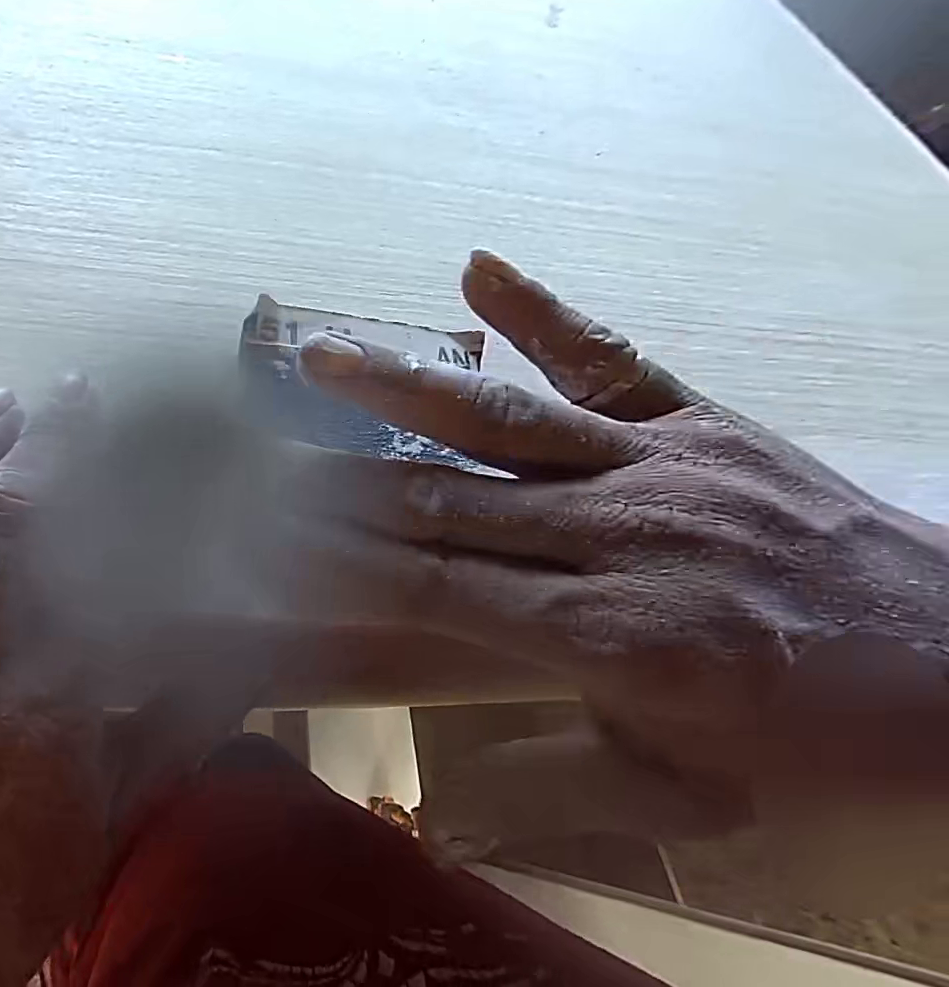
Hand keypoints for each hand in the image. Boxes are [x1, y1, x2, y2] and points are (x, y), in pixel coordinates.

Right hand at [293, 251, 948, 857]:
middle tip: (258, 460)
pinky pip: (607, 359)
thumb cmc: (824, 741)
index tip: (266, 538)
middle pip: (439, 502)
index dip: (339, 560)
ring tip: (318, 356)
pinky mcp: (702, 421)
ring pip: (498, 422)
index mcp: (614, 634)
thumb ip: (550, 776)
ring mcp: (659, 466)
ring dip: (395, 390)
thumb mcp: (686, 788)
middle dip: (335, 484)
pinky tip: (477, 270)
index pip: (430, 585)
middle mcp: (621, 537)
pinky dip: (541, 314)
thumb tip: (436, 812)